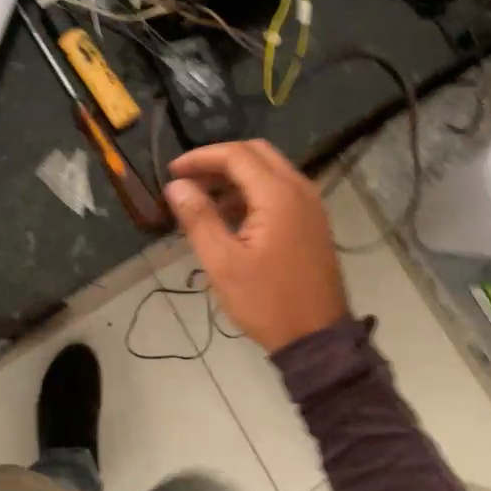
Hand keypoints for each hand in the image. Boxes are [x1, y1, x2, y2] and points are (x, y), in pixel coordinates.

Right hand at [164, 140, 349, 352]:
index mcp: (278, 194)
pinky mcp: (313, 220)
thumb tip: (176, 186)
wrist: (318, 338)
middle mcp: (299, 188)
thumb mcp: (224, 263)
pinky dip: (254, 192)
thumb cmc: (268, 302)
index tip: (173, 172)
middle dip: (219, 161)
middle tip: (188, 180)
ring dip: (236, 176)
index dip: (201, 157)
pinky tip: (231, 217)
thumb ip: (199, 218)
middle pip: (256, 153)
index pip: (236, 155)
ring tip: (203, 201)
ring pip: (270, 170)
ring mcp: (311, 204)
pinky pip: (281, 190)